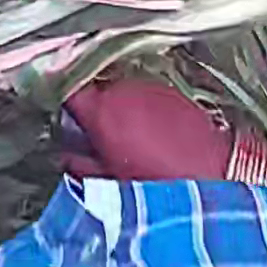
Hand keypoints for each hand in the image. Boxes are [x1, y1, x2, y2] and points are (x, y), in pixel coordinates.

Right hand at [61, 78, 229, 181]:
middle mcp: (120, 90)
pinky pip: (142, 90)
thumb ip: (81, 164)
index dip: (58, 89)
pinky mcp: (167, 88)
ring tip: (126, 131)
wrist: (213, 174)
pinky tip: (149, 127)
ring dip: (116, 103)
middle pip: (94, 87)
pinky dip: (139, 104)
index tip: (53, 95)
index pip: (69, 88)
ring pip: (118, 88)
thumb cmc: (157, 181)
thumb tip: (65, 157)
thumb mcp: (111, 181)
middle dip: (92, 103)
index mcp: (101, 111)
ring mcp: (145, 85)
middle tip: (94, 129)